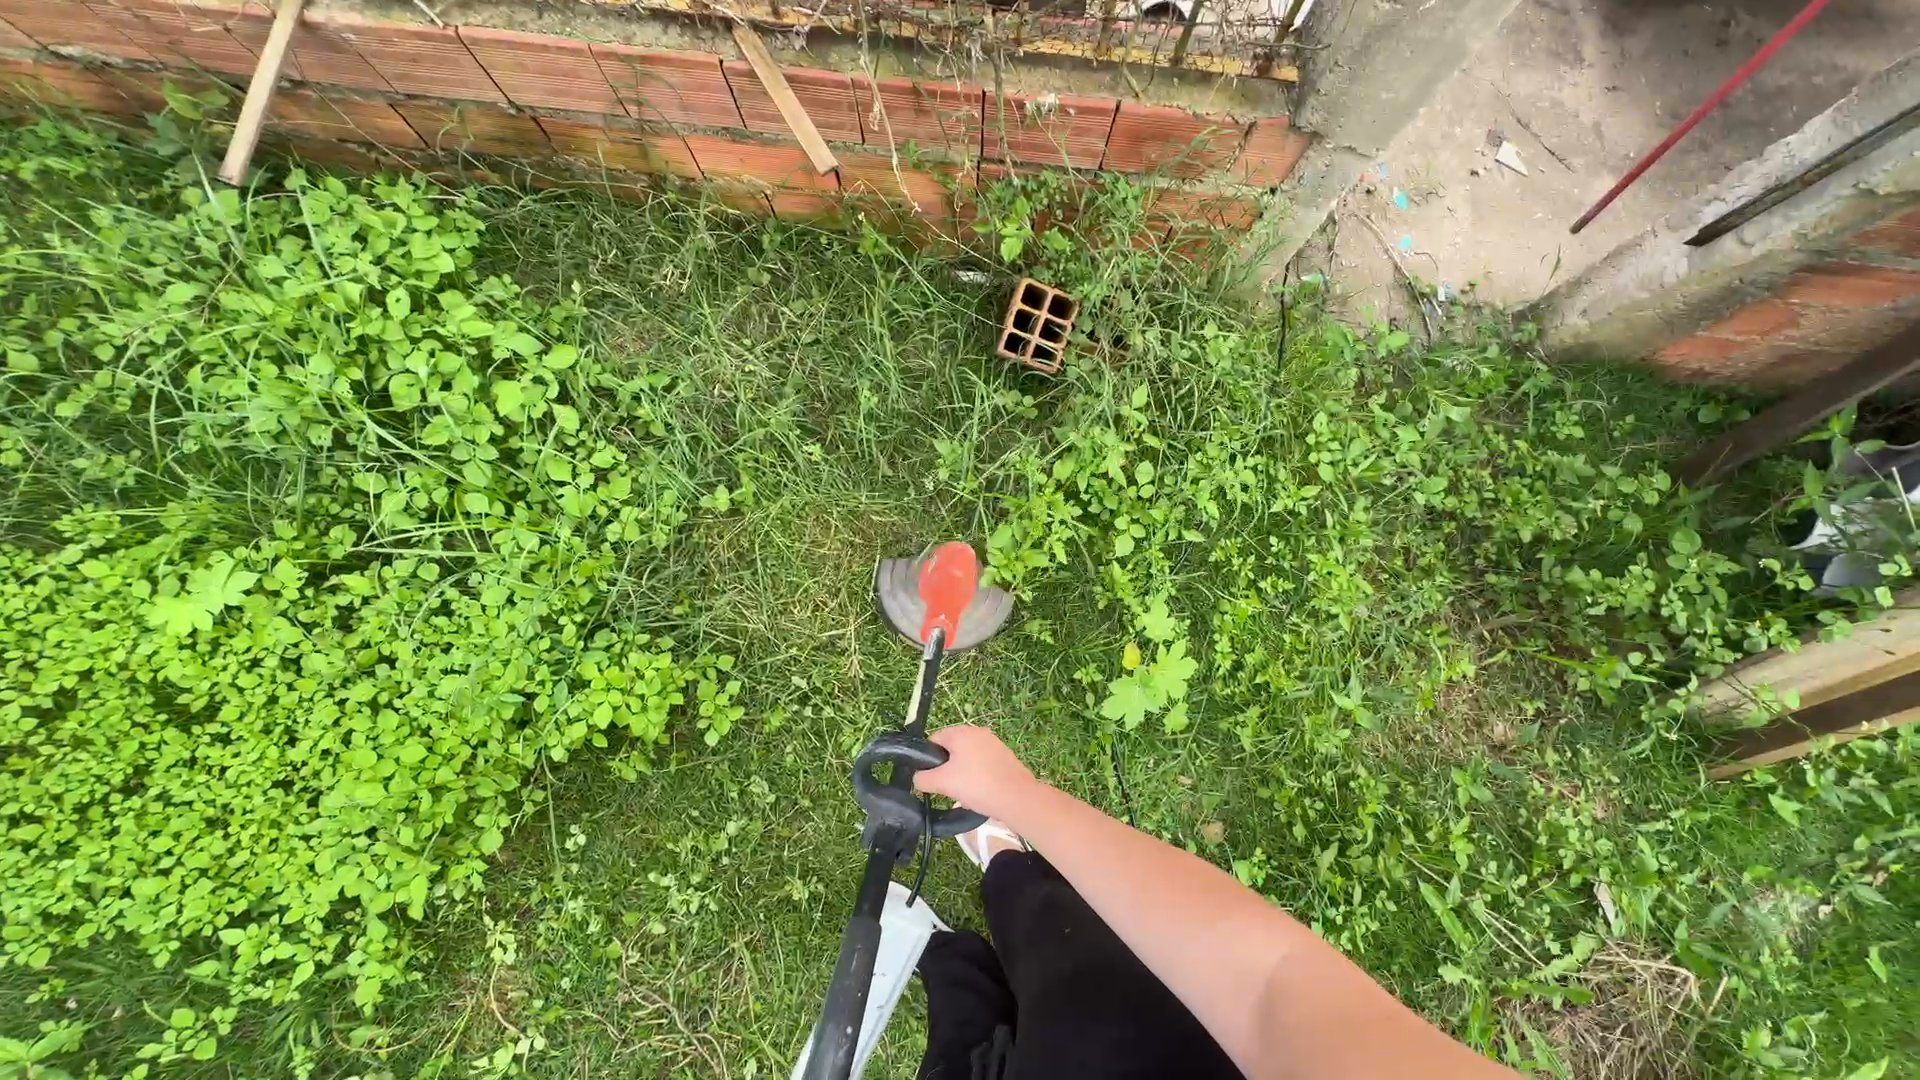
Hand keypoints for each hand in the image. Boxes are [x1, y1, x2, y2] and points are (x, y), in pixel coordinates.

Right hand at [914, 725, 1040, 821]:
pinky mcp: (1004, 756)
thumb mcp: (943, 783)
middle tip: (948, 787)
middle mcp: (977, 732)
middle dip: (947, 768)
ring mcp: (993, 743)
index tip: (931, 779)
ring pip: (967, 758)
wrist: (1017, 798)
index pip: (934, 740)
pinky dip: (978, 776)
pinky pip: (983, 764)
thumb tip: (918, 778)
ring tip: (965, 793)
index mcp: (961, 732)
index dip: (928, 760)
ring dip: (962, 774)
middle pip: (951, 749)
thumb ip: (923, 779)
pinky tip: (980, 792)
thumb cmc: (977, 785)